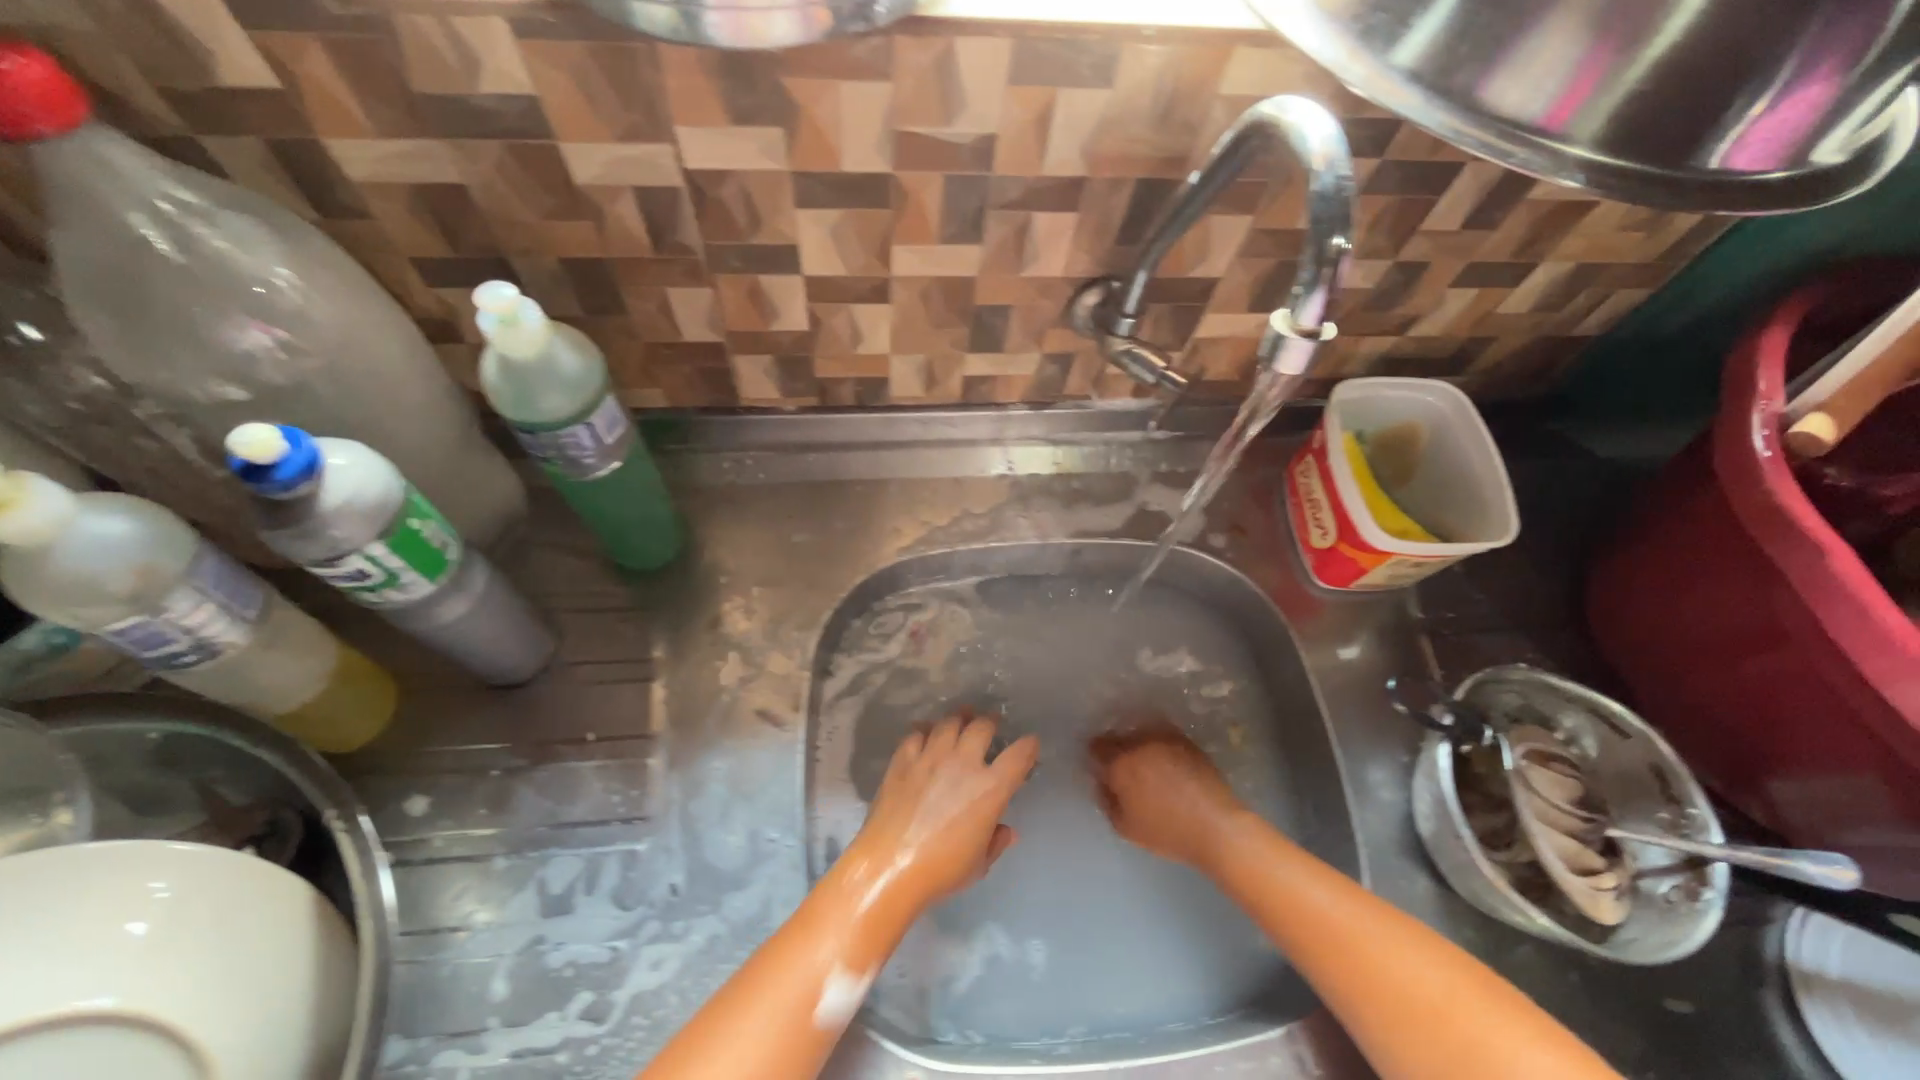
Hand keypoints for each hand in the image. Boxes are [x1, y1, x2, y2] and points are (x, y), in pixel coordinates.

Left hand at [842, 708, 1039, 915]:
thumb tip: (1005, 830)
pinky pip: (917, 733)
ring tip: (961, 721)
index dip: (1028, 746)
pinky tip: (926, 735)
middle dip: (990, 722)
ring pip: (949, 722)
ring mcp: (930, 757)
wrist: (889, 867)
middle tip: (991, 725)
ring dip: (959, 719)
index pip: (1019, 754)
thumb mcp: (979, 864)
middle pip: (982, 726)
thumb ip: (996, 842)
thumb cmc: (941, 871)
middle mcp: (963, 763)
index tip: (1030, 744)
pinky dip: (925, 730)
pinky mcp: (903, 760)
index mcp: (990, 788)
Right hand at [1089, 719, 1246, 869]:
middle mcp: (1140, 744)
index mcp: (1120, 764)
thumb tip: (1102, 781)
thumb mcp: (1124, 826)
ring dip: (1137, 745)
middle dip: (1116, 750)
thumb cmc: (1167, 832)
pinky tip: (1165, 763)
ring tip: (1146, 766)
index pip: (1097, 747)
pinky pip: (1162, 736)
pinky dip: (1157, 745)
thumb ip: (1106, 799)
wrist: (1216, 827)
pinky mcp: (1187, 741)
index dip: (1095, 757)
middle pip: (1118, 737)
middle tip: (1124, 771)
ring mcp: (1165, 739)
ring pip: (1141, 734)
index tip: (1101, 768)